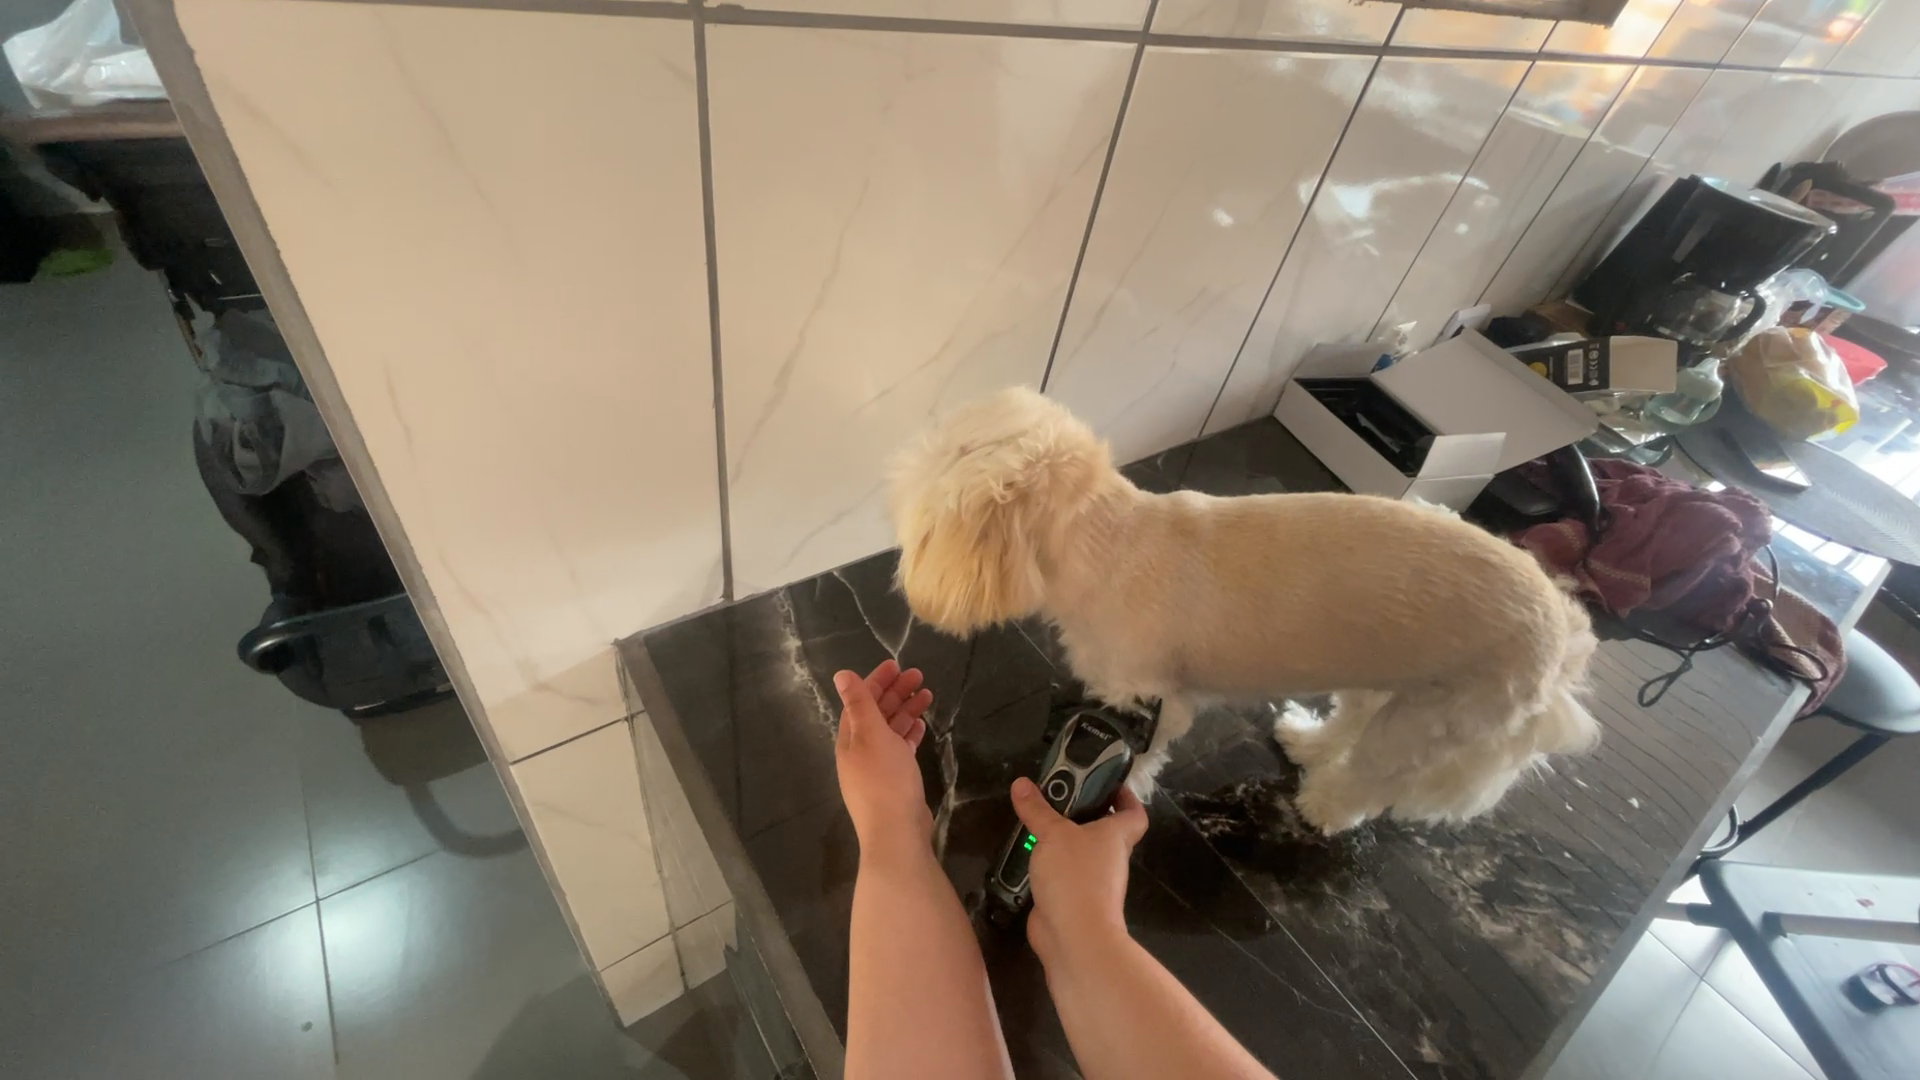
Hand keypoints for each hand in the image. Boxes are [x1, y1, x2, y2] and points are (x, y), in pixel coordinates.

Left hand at [834, 660, 935, 860]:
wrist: (896, 833)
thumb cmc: (884, 779)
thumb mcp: (871, 735)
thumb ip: (859, 703)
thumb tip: (841, 674)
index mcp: (850, 738)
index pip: (861, 701)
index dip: (877, 680)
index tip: (896, 664)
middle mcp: (860, 750)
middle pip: (877, 713)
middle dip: (895, 692)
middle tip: (918, 675)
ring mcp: (877, 767)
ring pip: (891, 729)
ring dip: (906, 709)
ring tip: (927, 694)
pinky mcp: (895, 780)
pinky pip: (900, 748)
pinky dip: (909, 733)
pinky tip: (921, 724)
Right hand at [1010, 777, 1146, 962]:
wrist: (1074, 937)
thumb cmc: (1075, 875)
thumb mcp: (1053, 833)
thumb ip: (1037, 809)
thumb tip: (1021, 783)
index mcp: (1115, 837)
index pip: (1134, 814)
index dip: (1126, 798)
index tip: (1108, 784)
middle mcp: (1109, 858)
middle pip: (1105, 831)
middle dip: (1085, 813)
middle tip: (1059, 795)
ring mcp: (1093, 881)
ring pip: (1081, 852)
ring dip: (1063, 839)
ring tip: (1038, 820)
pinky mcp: (1073, 898)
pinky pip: (1064, 873)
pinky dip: (1049, 863)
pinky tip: (1029, 853)